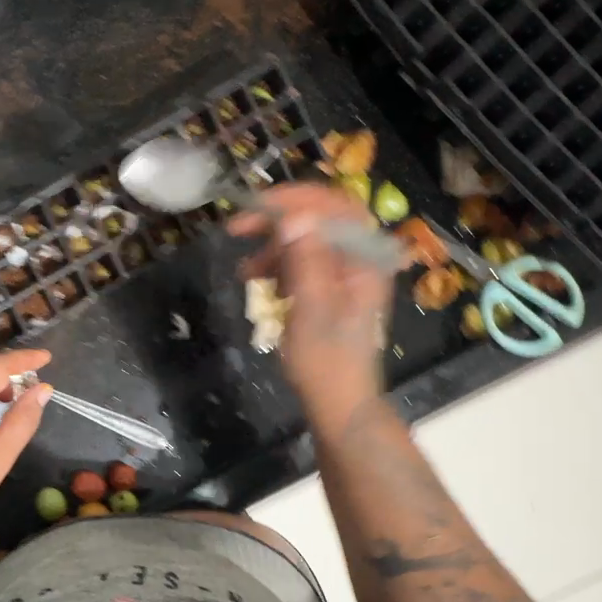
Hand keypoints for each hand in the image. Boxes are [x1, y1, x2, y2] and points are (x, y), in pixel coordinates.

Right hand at [228, 184, 397, 430]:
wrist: (340, 402)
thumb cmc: (325, 361)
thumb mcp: (311, 309)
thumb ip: (306, 260)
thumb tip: (293, 217)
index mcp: (363, 259)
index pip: (333, 206)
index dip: (292, 199)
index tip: (252, 209)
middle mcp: (361, 259)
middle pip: (320, 218)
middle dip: (277, 222)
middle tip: (237, 231)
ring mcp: (349, 275)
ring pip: (310, 241)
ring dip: (275, 248)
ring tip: (246, 272)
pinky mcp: (335, 291)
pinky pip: (307, 263)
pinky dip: (282, 267)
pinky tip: (261, 283)